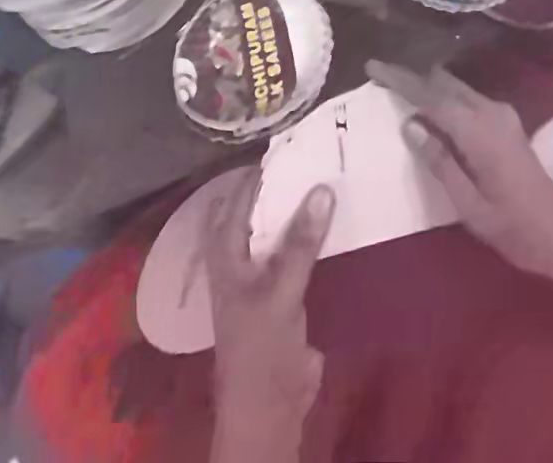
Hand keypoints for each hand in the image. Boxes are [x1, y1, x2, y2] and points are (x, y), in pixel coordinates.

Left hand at [204, 170, 334, 462]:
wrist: (269, 407)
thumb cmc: (261, 345)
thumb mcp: (281, 290)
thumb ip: (301, 242)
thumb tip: (322, 188)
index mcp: (226, 254)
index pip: (238, 200)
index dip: (257, 173)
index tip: (284, 145)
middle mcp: (239, 259)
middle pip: (256, 213)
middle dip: (276, 189)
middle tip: (306, 158)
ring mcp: (260, 277)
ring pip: (275, 232)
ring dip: (293, 211)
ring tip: (319, 180)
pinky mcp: (282, 295)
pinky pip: (294, 255)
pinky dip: (307, 237)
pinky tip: (326, 224)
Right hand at [366, 60, 552, 287]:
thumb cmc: (514, 227)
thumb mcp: (469, 205)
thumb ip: (439, 162)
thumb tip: (409, 124)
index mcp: (479, 131)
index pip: (431, 95)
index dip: (399, 79)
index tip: (372, 66)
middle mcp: (490, 112)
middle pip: (443, 82)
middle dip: (410, 77)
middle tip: (379, 79)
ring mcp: (501, 114)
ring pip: (455, 87)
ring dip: (427, 86)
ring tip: (396, 91)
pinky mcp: (505, 122)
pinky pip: (466, 99)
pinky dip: (442, 98)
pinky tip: (427, 109)